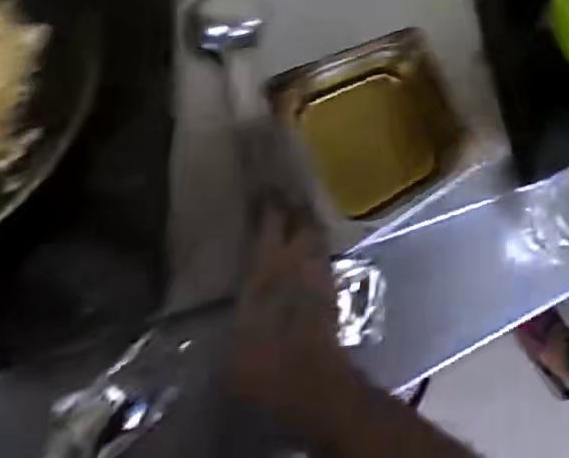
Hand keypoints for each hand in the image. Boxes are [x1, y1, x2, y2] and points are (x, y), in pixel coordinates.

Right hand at [231, 209, 351, 421]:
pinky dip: (317, 244)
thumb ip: (241, 302)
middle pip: (300, 218)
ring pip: (316, 232)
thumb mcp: (235, 335)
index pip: (270, 220)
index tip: (263, 185)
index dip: (267, 201)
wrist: (313, 382)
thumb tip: (242, 291)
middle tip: (285, 191)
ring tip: (300, 212)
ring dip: (308, 220)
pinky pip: (323, 253)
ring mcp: (319, 270)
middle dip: (294, 202)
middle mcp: (297, 259)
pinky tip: (311, 248)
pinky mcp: (333, 287)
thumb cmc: (262, 364)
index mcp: (267, 265)